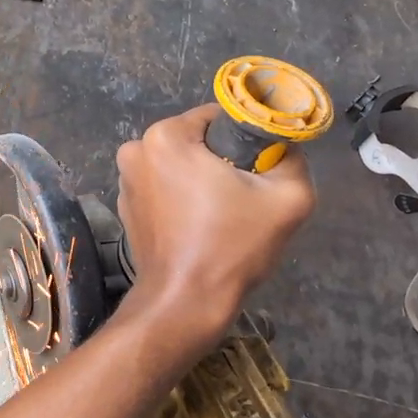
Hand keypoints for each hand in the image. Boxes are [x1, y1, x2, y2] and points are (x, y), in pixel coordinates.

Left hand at [114, 104, 315, 355]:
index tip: (261, 166)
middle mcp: (135, 149)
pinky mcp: (126, 206)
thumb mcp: (287, 197)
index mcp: (165, 136)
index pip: (217, 117)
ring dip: (201, 180)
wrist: (184, 300)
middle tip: (246, 194)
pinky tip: (201, 226)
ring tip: (224, 214)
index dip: (246, 139)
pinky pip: (163, 188)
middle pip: (196, 141)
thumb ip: (293, 158)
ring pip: (179, 165)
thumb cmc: (231, 245)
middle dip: (223, 160)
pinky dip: (182, 198)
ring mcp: (124, 179)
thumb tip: (285, 147)